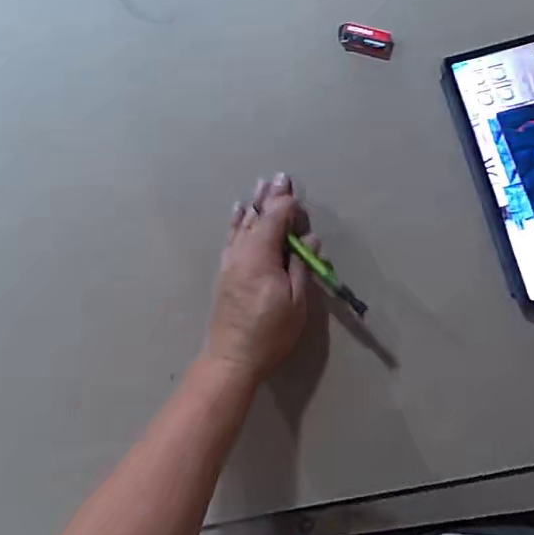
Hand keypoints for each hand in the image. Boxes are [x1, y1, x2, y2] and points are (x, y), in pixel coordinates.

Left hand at [203, 174, 314, 384]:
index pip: (275, 221)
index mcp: (260, 257)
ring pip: (242, 224)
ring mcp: (230, 261)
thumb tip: (308, 239)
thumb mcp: (296, 304)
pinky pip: (231, 236)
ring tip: (261, 185)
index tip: (294, 189)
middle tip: (279, 177)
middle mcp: (241, 253)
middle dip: (269, 197)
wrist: (230, 358)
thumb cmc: (269, 334)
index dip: (286, 204)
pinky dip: (237, 220)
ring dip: (254, 204)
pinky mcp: (225, 271)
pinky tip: (238, 210)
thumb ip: (301, 267)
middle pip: (257, 217)